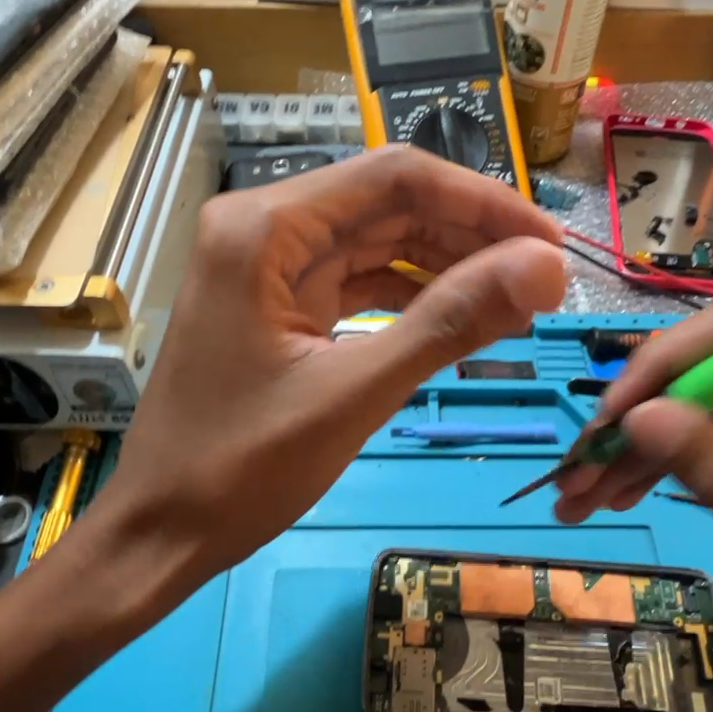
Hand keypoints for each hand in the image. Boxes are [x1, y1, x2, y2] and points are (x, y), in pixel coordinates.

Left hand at [93, 147, 566, 591]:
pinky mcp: (277, 306)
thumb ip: (449, 322)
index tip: (550, 244)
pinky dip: (411, 300)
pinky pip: (358, 283)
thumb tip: (545, 266)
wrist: (161, 533)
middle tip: (544, 283)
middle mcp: (263, 229)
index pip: (396, 178)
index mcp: (265, 228)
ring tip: (516, 305)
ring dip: (446, 269)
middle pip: (388, 205)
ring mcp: (267, 268)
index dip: (483, 204)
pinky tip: (461, 320)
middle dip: (470, 238)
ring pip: (378, 244)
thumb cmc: (242, 468)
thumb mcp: (354, 392)